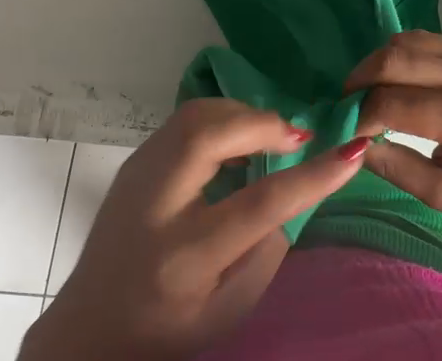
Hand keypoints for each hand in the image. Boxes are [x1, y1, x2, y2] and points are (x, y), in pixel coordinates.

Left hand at [23, 99, 368, 360]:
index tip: (352, 151)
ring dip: (243, 115)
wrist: (89, 327)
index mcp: (184, 257)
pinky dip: (222, 119)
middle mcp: (154, 206)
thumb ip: (267, 249)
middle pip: (210, 134)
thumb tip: (292, 187)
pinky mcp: (133, 160)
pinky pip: (184, 120)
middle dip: (264, 122)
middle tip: (298, 136)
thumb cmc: (168, 327)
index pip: (258, 204)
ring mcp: (137, 175)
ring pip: (195, 115)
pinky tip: (240, 141)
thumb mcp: (229, 309)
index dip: (311, 175)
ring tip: (273, 137)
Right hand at [345, 30, 441, 245]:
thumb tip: (352, 147)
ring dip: (378, 63)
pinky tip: (393, 80)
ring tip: (365, 92)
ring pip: (407, 42)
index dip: (361, 117)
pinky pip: (425, 40)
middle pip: (394, 60)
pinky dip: (400, 54)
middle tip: (346, 106)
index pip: (391, 103)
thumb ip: (396, 167)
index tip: (348, 136)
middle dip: (361, 81)